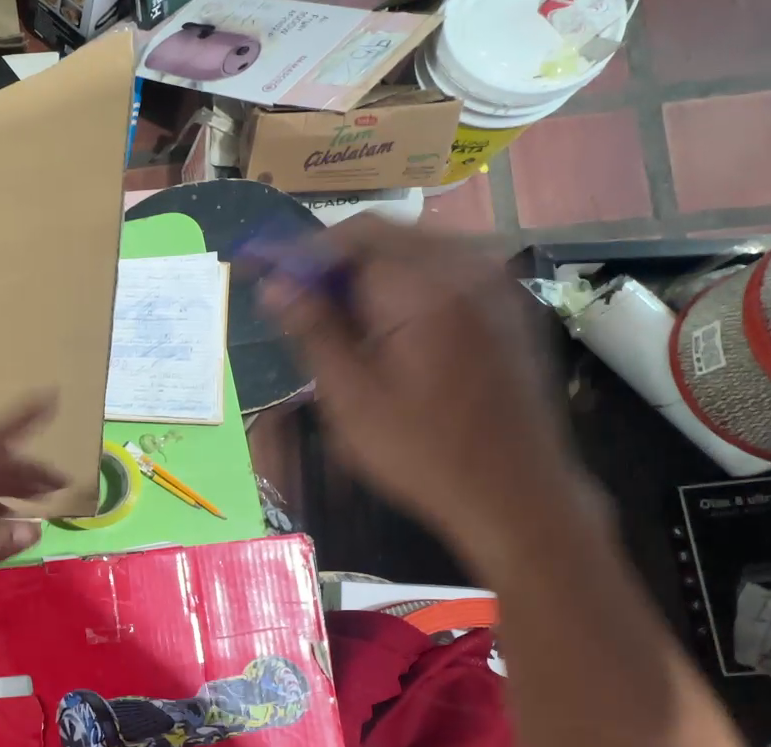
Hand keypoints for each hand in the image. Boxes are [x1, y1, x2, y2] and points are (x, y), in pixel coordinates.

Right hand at [255, 218, 599, 566]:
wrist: (513, 491)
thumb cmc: (420, 453)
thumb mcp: (349, 398)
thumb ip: (313, 332)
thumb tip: (275, 287)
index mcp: (424, 292)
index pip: (349, 240)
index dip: (295, 251)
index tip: (257, 269)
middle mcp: (468, 271)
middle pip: (384, 232)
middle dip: (329, 255)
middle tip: (288, 294)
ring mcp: (495, 285)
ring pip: (415, 245)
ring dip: (364, 265)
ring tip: (328, 310)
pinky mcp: (505, 305)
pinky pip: (445, 266)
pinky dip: (400, 278)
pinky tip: (379, 319)